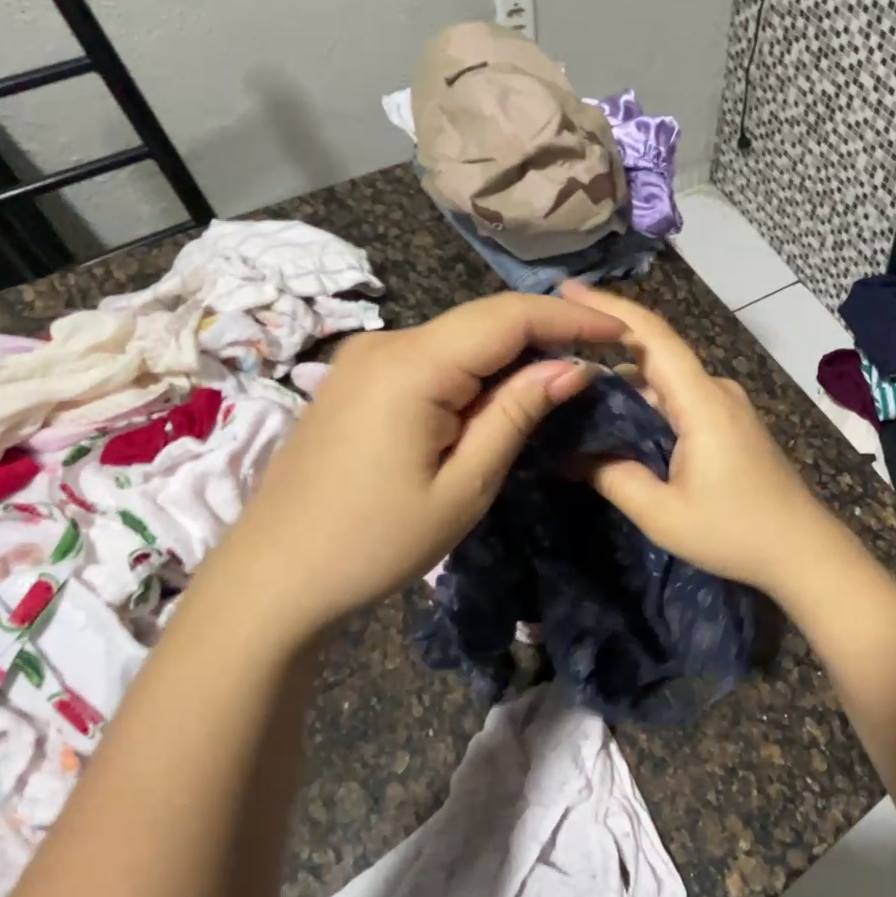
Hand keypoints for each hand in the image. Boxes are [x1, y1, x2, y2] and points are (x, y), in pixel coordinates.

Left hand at [199, 292, 624, 637]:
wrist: (274, 577)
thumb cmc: (375, 542)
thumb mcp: (464, 485)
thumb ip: (517, 415)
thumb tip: (572, 367)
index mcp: (412, 367)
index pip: (508, 318)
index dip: (570, 320)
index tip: (621, 335)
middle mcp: (386, 344)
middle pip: (484, 320)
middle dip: (547, 332)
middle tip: (603, 356)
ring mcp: (365, 358)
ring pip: (460, 337)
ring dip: (514, 352)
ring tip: (564, 374)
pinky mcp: (358, 378)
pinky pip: (434, 356)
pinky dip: (478, 367)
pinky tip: (503, 392)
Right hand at [560, 282, 854, 593]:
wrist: (802, 549)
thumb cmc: (735, 531)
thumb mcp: (663, 514)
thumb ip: (613, 477)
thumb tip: (569, 455)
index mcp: (702, 400)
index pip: (652, 335)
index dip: (608, 307)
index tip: (565, 288)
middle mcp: (716, 390)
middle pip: (654, 355)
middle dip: (604, 350)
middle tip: (549, 357)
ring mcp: (727, 405)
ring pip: (666, 380)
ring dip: (624, 383)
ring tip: (571, 393)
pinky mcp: (730, 423)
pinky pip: (681, 399)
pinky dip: (646, 403)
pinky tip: (616, 423)